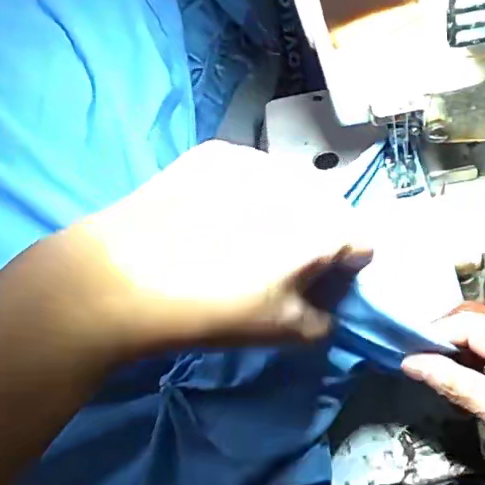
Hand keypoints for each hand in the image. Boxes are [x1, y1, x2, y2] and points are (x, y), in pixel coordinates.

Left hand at [20, 141, 372, 362]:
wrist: (122, 277)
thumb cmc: (214, 309)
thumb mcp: (284, 333)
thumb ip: (326, 321)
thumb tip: (326, 306)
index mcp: (327, 226)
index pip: (362, 244)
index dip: (344, 268)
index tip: (317, 283)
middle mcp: (302, 183)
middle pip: (329, 209)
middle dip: (315, 232)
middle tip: (278, 261)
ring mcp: (258, 160)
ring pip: (290, 185)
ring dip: (282, 206)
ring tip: (241, 233)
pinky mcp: (218, 151)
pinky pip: (250, 171)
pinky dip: (244, 189)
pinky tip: (211, 214)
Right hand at [401, 313, 484, 484]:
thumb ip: (455, 383)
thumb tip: (410, 362)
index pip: (472, 325)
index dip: (435, 334)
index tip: (402, 348)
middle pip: (479, 326)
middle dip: (445, 341)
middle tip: (412, 358)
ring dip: (459, 350)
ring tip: (428, 365)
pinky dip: (477, 358)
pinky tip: (457, 371)